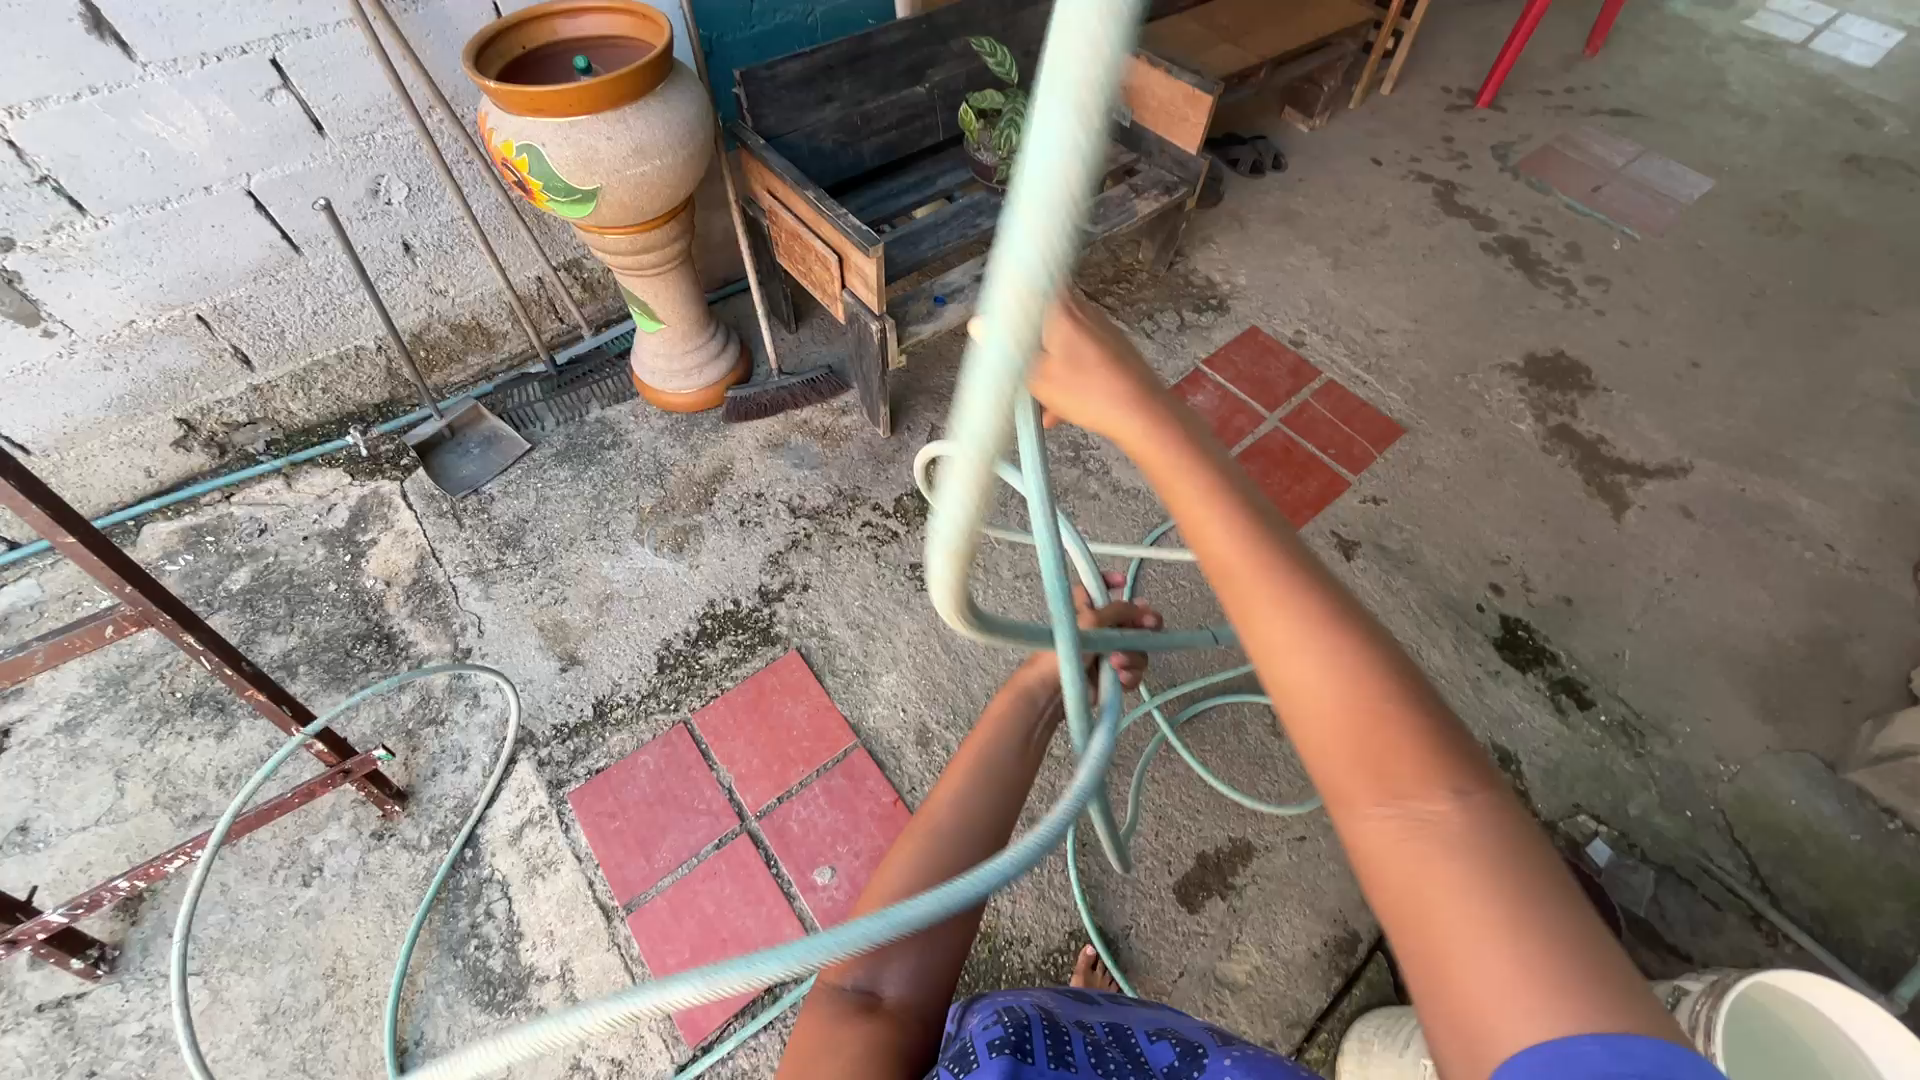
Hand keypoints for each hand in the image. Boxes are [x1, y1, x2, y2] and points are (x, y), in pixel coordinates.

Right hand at [970, 293, 1167, 442]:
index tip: (997, 318)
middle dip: (1026, 345)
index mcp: (1060, 308)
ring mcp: (1099, 330)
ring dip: (1044, 368)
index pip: (1028, 283)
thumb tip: (980, 326)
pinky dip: (1065, 379)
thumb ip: (1006, 351)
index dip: (1009, 299)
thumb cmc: (1091, 393)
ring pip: (1059, 343)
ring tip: (1038, 401)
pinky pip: (1077, 359)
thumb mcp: (1037, 377)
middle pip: (1042, 317)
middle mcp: (1082, 311)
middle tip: (1016, 369)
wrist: (1141, 413)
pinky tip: (1058, 410)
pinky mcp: (1111, 350)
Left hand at [1016, 571, 1161, 694]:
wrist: (1053, 690)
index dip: (1110, 582)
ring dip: (1132, 655)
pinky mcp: (1112, 677)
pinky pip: (1133, 671)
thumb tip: (1141, 605)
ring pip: (1136, 648)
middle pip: (1130, 620)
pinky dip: (1130, 675)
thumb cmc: (1063, 650)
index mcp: (1085, 610)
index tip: (1124, 582)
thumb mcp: (1091, 622)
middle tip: (1150, 625)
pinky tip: (1120, 679)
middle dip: (1142, 623)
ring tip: (1116, 662)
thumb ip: (1118, 610)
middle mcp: (1098, 629)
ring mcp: (1107, 653)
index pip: (1097, 589)